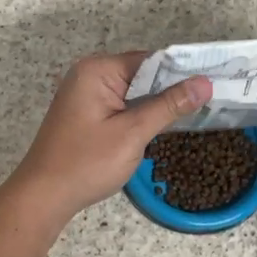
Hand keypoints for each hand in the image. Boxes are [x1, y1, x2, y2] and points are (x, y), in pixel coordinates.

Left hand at [7, 53, 210, 221]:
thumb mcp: (133, 133)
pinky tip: (162, 126)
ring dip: (156, 103)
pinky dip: (139, 114)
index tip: (213, 83)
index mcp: (97, 70)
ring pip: (132, 91)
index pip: (149, 60)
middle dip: (171, 88)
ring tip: (194, 113)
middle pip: (141, 73)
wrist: (43, 196)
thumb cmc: (86, 163)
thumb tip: (204, 83)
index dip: (181, 71)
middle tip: (209, 101)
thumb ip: (169, 105)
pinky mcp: (85, 114)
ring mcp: (84, 95)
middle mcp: (88, 75)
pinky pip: (120, 105)